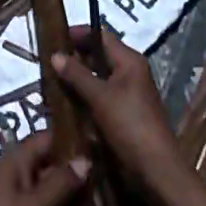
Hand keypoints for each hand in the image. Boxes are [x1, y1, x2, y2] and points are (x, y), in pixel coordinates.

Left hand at [0, 131, 88, 205]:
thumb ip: (60, 182)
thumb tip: (86, 158)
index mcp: (14, 158)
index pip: (45, 137)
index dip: (69, 139)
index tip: (96, 144)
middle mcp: (13, 170)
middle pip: (46, 160)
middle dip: (72, 168)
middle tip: (102, 175)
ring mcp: (12, 193)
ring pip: (45, 184)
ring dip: (66, 190)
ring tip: (95, 196)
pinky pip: (40, 203)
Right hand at [52, 26, 178, 178]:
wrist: (156, 171)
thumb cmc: (130, 125)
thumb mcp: (100, 97)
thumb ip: (77, 74)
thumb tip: (55, 54)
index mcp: (129, 61)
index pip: (101, 36)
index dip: (78, 34)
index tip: (55, 37)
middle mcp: (131, 73)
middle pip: (99, 56)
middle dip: (75, 58)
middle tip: (49, 62)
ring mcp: (129, 94)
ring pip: (98, 78)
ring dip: (78, 80)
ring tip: (53, 82)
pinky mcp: (125, 114)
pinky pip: (101, 97)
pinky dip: (86, 98)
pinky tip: (68, 104)